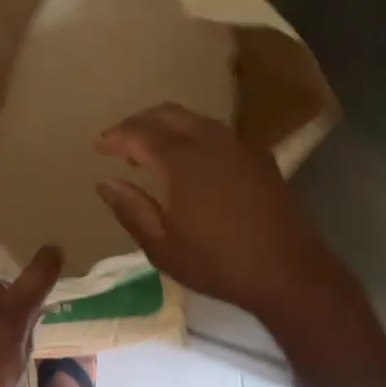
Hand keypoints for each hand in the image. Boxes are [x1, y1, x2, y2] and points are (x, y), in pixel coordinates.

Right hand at [93, 103, 348, 316]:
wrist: (289, 272)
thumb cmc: (217, 263)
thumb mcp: (162, 246)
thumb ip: (130, 209)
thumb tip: (105, 183)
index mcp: (182, 161)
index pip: (139, 134)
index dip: (114, 137)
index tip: (97, 147)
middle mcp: (210, 142)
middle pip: (167, 114)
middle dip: (138, 122)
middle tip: (118, 142)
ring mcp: (239, 146)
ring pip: (194, 119)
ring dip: (166, 126)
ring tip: (148, 150)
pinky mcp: (258, 157)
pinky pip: (215, 131)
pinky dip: (192, 134)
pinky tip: (188, 159)